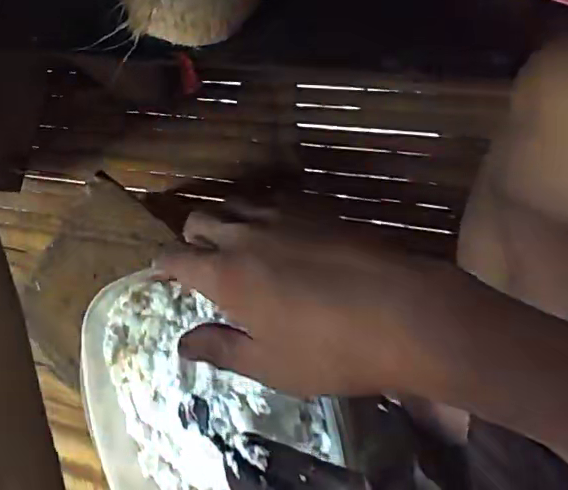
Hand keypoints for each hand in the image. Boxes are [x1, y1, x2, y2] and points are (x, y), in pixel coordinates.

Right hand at [158, 210, 466, 398]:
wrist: (404, 311)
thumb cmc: (332, 350)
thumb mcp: (273, 365)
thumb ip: (222, 349)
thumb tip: (182, 344)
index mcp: (224, 274)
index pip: (175, 257)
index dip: (164, 264)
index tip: (162, 273)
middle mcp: (240, 235)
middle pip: (197, 220)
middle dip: (191, 239)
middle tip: (204, 263)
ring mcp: (275, 216)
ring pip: (230, 205)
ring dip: (223, 221)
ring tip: (238, 245)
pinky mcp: (308, 209)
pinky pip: (267, 202)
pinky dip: (258, 216)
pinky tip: (279, 237)